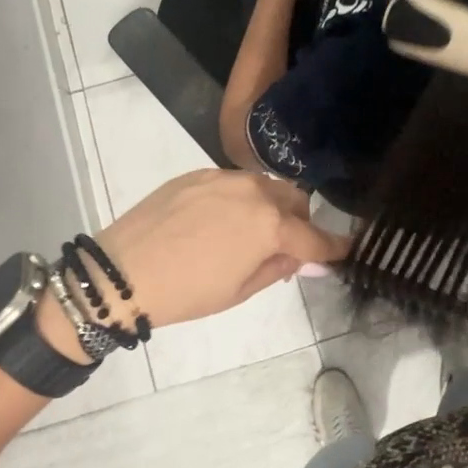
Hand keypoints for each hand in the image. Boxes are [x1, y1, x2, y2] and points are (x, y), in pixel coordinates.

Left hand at [91, 170, 345, 329]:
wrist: (121, 273)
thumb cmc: (186, 293)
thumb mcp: (239, 291)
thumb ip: (280, 268)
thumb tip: (308, 259)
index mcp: (270, 226)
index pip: (315, 237)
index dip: (334, 247)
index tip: (346, 251)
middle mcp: (254, 192)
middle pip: (296, 201)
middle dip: (300, 222)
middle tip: (288, 248)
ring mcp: (224, 178)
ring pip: (265, 186)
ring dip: (271, 206)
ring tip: (251, 233)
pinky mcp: (197, 174)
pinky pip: (234, 182)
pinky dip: (240, 199)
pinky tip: (218, 222)